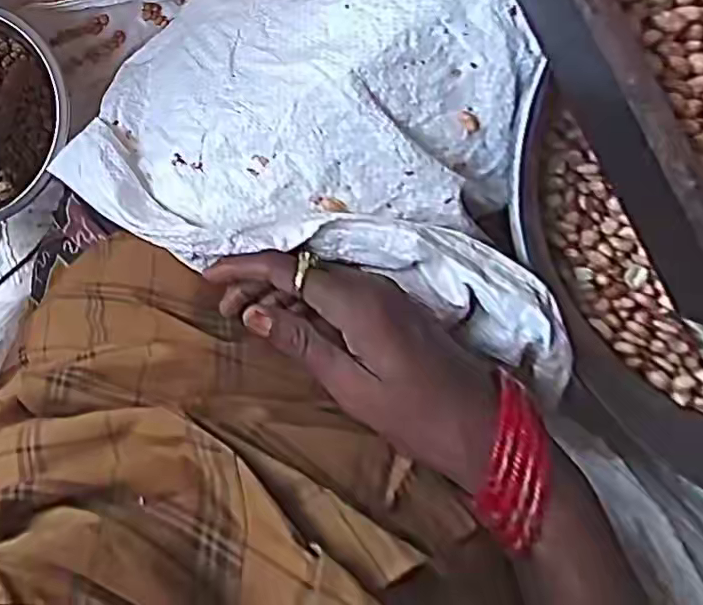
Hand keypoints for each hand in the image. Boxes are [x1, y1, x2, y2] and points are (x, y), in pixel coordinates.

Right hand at [203, 252, 501, 492]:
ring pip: (311, 278)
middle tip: (225, 308)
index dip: (241, 267)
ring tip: (247, 316)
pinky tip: (286, 323)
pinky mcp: (388, 306)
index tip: (209, 276)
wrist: (493, 436)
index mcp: (355, 299)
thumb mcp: (350, 384)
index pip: (284, 266)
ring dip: (275, 292)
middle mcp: (367, 284)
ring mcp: (380, 293)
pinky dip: (301, 302)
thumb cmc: (419, 416)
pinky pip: (332, 291)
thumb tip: (250, 311)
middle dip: (253, 281)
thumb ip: (297, 341)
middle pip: (295, 268)